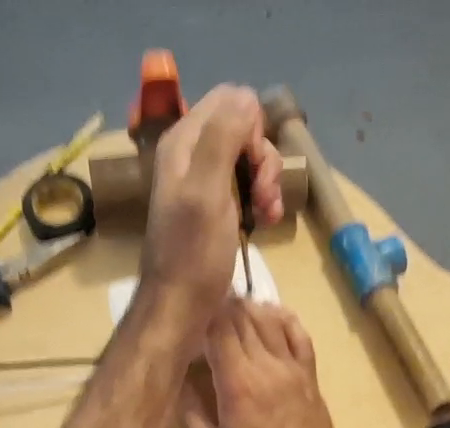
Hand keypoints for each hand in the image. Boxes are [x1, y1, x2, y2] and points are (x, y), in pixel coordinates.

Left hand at [136, 86, 285, 329]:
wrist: (180, 307)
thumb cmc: (193, 255)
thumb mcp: (207, 192)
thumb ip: (223, 138)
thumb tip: (247, 98)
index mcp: (183, 143)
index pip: (230, 100)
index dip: (253, 127)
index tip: (254, 166)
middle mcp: (191, 155)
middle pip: (243, 128)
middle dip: (263, 159)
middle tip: (264, 197)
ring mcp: (202, 182)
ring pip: (248, 158)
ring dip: (267, 182)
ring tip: (268, 215)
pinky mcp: (214, 207)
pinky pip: (245, 185)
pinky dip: (261, 199)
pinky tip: (265, 221)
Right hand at [182, 300, 353, 427]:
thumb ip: (189, 412)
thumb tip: (177, 378)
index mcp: (237, 383)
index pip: (217, 328)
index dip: (200, 314)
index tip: (186, 315)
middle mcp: (266, 365)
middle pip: (241, 318)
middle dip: (220, 307)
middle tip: (202, 308)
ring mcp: (291, 366)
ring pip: (268, 319)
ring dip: (247, 308)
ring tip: (229, 307)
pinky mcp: (309, 372)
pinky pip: (297, 332)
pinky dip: (281, 317)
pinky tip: (268, 313)